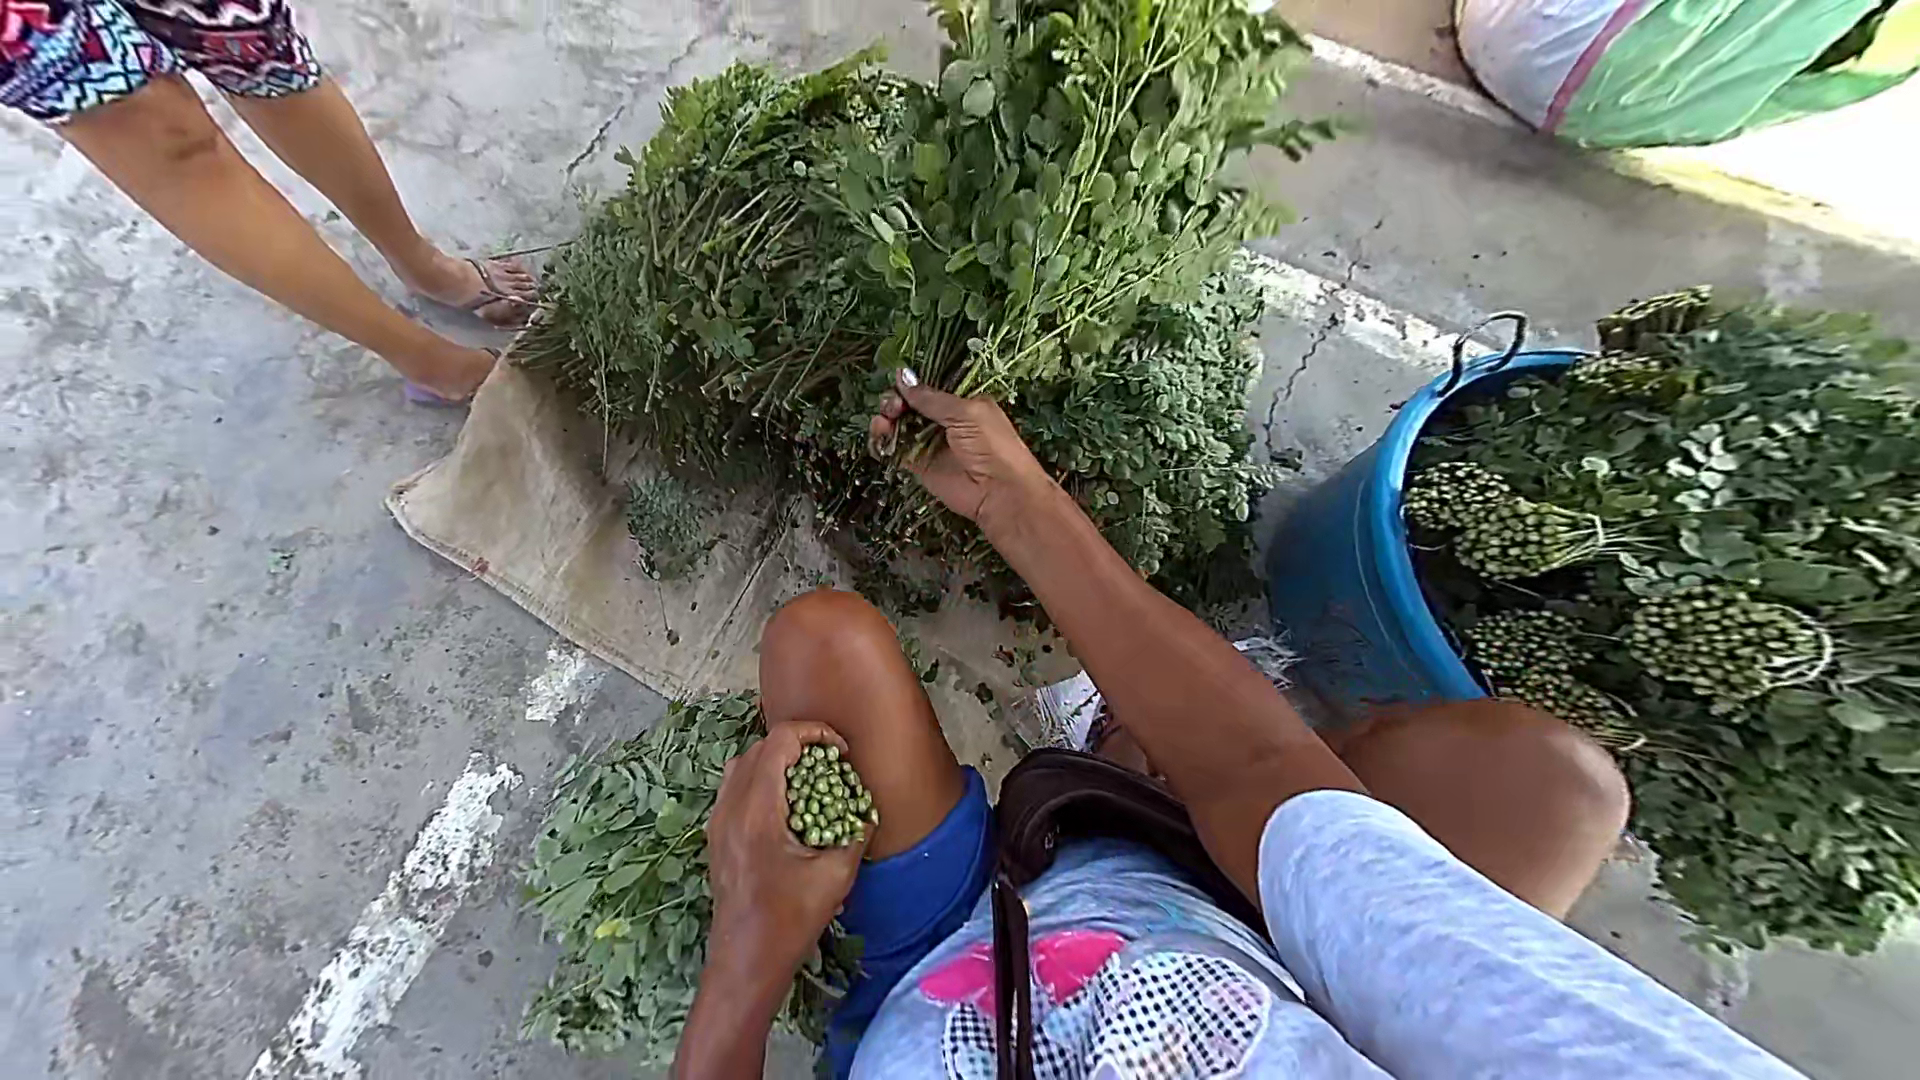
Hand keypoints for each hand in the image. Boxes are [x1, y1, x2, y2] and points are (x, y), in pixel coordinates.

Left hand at [706, 720, 865, 977]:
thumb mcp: (837, 875)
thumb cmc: (790, 921)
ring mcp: (717, 820)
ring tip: (806, 778)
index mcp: (758, 811)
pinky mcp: (715, 833)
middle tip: (828, 764)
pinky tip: (784, 803)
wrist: (744, 964)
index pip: (780, 739)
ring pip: (744, 761)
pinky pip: (735, 784)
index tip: (839, 753)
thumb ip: (856, 832)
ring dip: (777, 758)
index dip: (815, 733)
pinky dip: (761, 776)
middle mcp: (731, 807)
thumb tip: (867, 807)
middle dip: (800, 743)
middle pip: (762, 745)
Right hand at [868, 368, 1058, 534]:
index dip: (911, 385)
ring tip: (883, 420)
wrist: (1000, 492)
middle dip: (896, 401)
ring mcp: (930, 443)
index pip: (928, 388)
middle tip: (892, 406)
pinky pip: (896, 449)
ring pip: (899, 425)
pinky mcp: (919, 465)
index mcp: (961, 403)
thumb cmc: (992, 446)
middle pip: (910, 405)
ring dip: (886, 419)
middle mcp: (944, 421)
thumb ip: (931, 398)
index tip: (898, 382)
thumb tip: (902, 375)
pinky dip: (882, 441)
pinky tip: (879, 434)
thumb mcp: (965, 412)